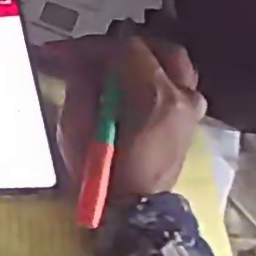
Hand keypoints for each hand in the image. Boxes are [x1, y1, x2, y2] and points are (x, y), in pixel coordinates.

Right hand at [39, 36, 206, 199]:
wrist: (137, 210)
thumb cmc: (104, 174)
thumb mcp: (78, 129)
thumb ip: (80, 87)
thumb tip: (78, 62)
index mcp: (155, 96)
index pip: (125, 49)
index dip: (90, 46)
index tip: (63, 52)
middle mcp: (182, 94)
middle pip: (151, 47)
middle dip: (113, 47)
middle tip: (83, 56)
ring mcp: (192, 105)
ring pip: (169, 60)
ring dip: (137, 57)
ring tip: (106, 66)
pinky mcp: (190, 116)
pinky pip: (175, 78)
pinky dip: (152, 72)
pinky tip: (128, 83)